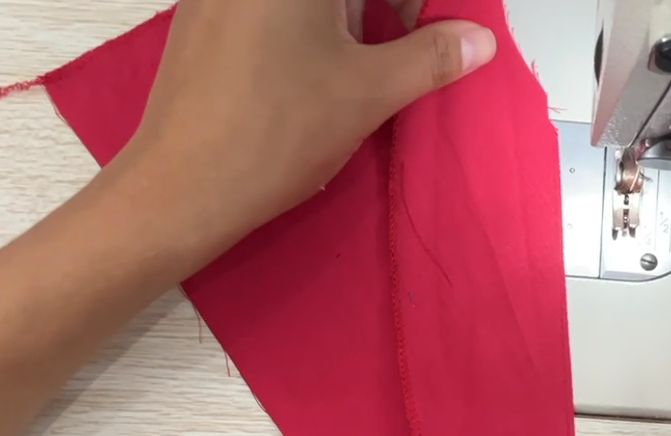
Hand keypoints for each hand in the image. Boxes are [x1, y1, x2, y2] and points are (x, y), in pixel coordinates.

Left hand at [110, 0, 496, 270]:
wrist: (186, 182)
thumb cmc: (281, 132)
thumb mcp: (368, 94)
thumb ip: (429, 59)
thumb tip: (483, 39)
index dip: (415, 9)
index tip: (432, 37)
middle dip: (387, 12)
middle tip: (409, 51)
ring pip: (310, 4)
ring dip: (350, 22)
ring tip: (361, 71)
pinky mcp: (204, 10)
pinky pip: (273, 10)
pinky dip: (307, 28)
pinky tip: (311, 74)